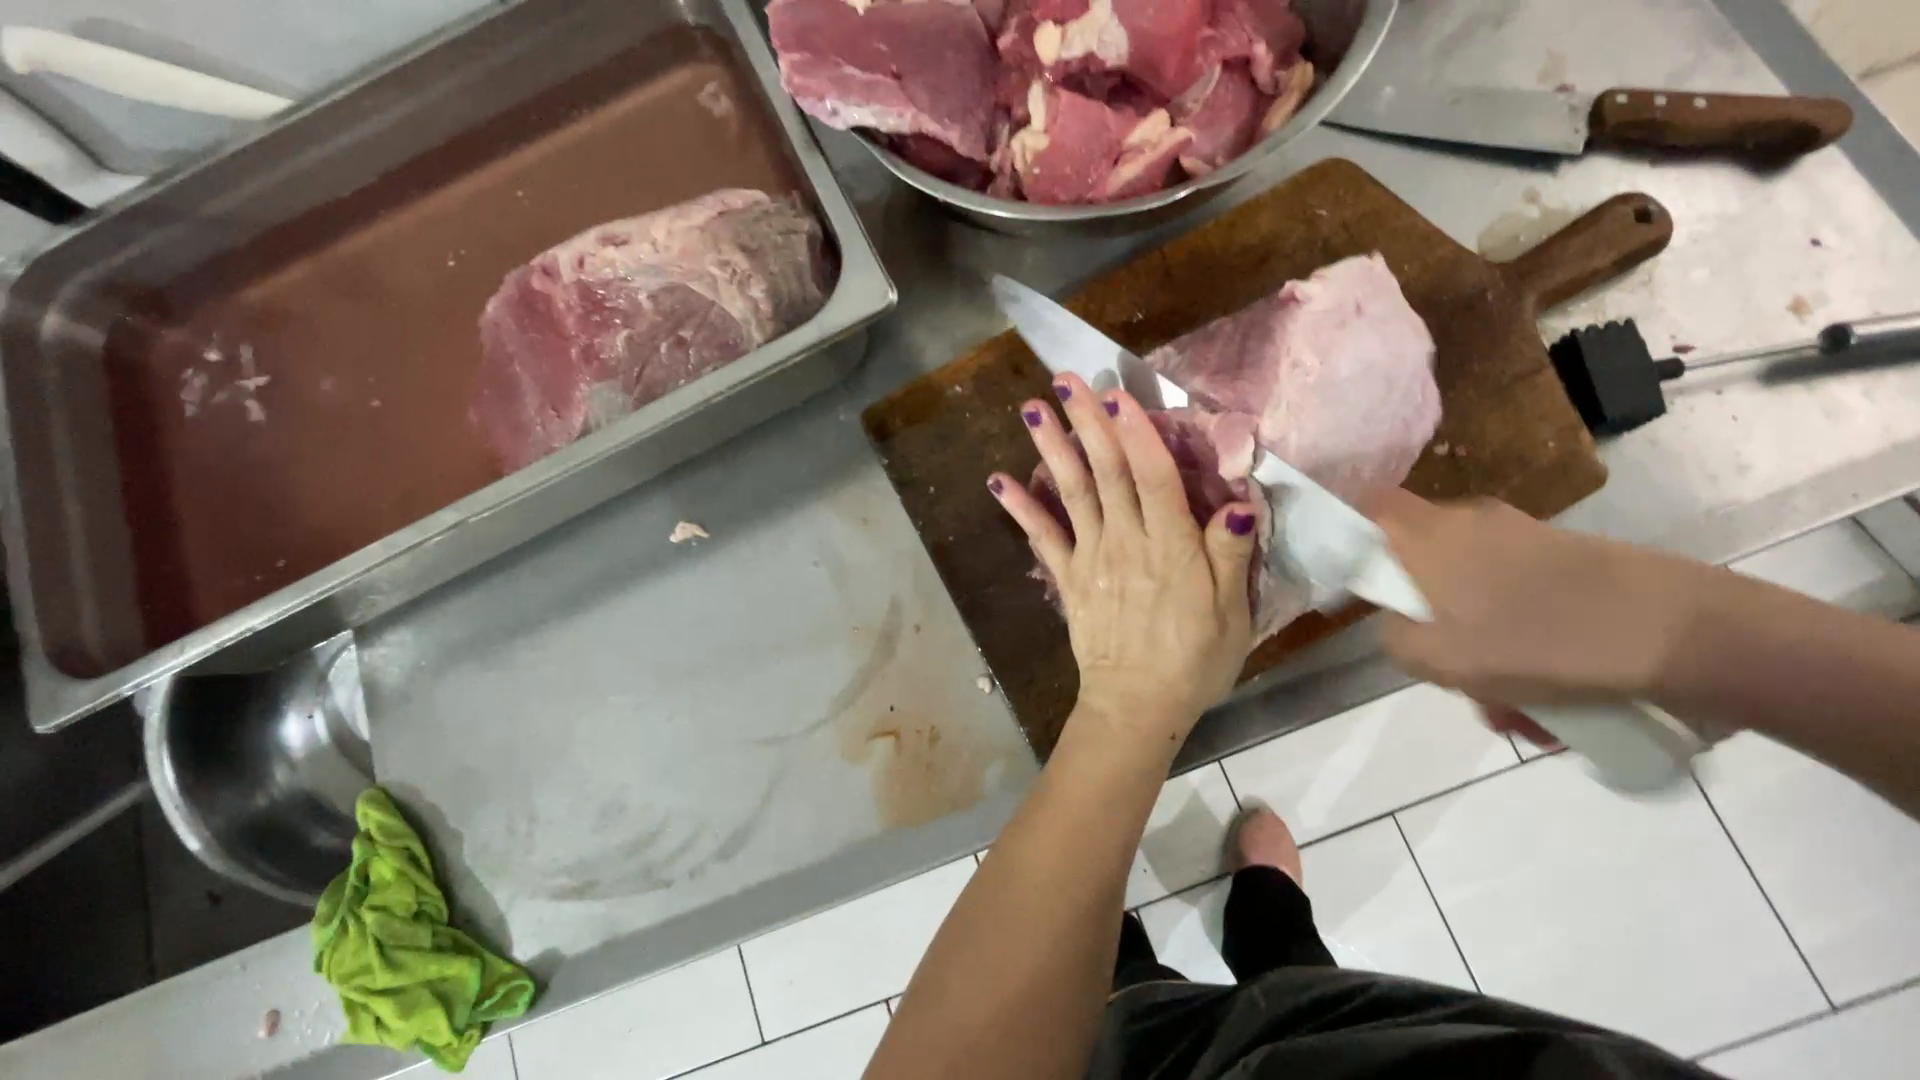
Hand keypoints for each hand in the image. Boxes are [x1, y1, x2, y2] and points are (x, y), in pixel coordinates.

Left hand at [989, 374, 1258, 742]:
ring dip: (1053, 449)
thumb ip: (1230, 556)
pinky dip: (1021, 508)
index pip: (1152, 477)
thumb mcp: (1232, 613)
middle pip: (1107, 472)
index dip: (1134, 433)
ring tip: (1034, 409)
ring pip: (1072, 493)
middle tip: (1067, 379)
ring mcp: (1091, 558)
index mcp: (1170, 546)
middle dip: (1087, 422)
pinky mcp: (1069, 579)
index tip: (1116, 393)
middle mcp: (1126, 541)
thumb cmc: (1194, 660)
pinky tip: (999, 481)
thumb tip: (1236, 504)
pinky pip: (1043, 538)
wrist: (1137, 707)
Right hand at [1373, 491, 1713, 707]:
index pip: (1371, 509)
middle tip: (1451, 677)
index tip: (1361, 590)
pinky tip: (1554, 703)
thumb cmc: (1546, 642)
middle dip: (1430, 626)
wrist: (1689, 637)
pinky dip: (1526, 651)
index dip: (1354, 540)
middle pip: (1422, 567)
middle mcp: (1475, 526)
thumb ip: (1396, 641)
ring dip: (1484, 654)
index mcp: (1434, 535)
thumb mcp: (1444, 660)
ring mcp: (1528, 544)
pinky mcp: (1572, 567)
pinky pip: (1523, 609)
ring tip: (1516, 711)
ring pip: (1476, 600)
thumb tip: (1397, 627)